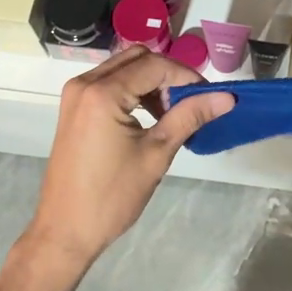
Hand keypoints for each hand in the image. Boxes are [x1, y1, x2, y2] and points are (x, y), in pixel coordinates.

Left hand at [26, 47, 234, 265]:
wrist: (65, 231)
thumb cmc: (112, 197)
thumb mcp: (157, 153)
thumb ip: (190, 116)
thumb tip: (226, 97)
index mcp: (103, 93)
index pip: (155, 65)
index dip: (186, 77)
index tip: (209, 97)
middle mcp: (85, 83)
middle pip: (138, 59)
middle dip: (169, 75)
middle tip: (191, 102)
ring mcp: (76, 94)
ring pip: (123, 68)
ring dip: (151, 82)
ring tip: (173, 113)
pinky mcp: (74, 107)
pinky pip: (109, 83)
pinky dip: (133, 90)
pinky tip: (150, 116)